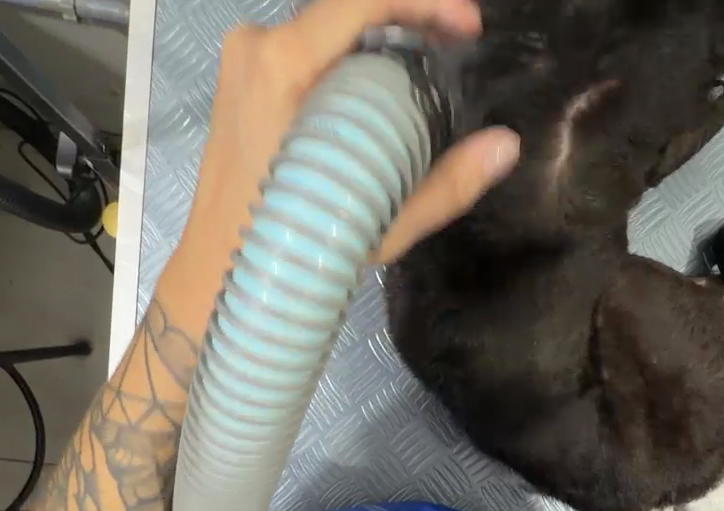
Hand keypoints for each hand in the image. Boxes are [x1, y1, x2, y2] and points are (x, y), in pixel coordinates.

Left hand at [184, 0, 520, 268]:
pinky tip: (375, 101)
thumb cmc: (290, 252)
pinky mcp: (241, 79)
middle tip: (453, 57)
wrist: (218, 270)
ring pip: (327, 32)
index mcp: (281, 65)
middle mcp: (255, 45)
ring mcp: (243, 60)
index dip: (426, 2)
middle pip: (346, 11)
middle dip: (408, 25)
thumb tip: (505, 146)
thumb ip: (443, 186)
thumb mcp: (374, 224)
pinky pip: (306, 54)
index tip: (468, 28)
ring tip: (421, 83)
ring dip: (378, 48)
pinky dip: (348, 66)